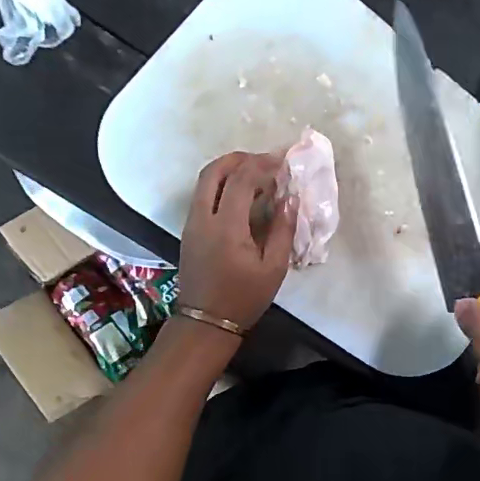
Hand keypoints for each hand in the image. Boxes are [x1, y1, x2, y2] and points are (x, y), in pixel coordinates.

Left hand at [178, 152, 296, 329]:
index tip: (281, 162)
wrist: (206, 321)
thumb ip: (283, 230)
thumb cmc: (244, 297)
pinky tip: (241, 196)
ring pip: (204, 182)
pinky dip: (221, 186)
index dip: (262, 165)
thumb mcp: (274, 268)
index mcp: (227, 227)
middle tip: (263, 161)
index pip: (240, 180)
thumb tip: (290, 200)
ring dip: (228, 171)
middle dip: (239, 159)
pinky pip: (203, 196)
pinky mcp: (189, 231)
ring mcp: (192, 223)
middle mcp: (203, 218)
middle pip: (213, 171)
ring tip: (254, 175)